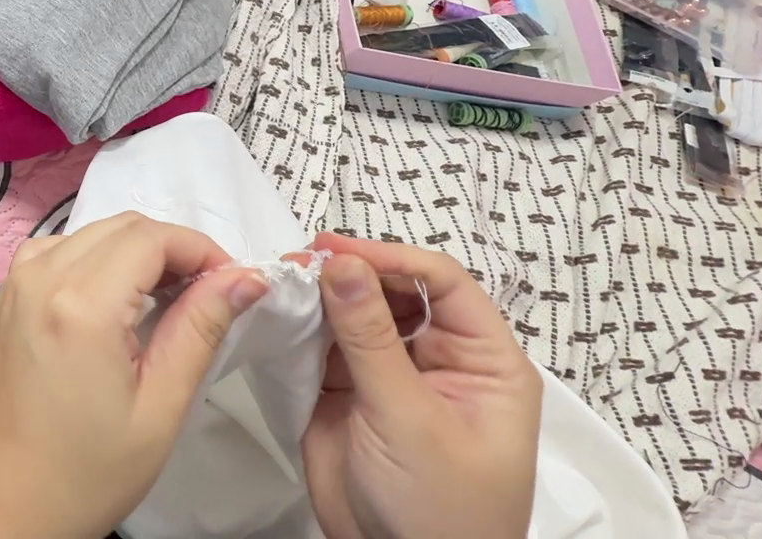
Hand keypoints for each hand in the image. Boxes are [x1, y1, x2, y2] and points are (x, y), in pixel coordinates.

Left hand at [0, 212, 267, 538]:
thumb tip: (245, 278)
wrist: (3, 498)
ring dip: (137, 250)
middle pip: (122, 227)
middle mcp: (42, 274)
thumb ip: (200, 329)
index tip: (233, 282)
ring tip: (170, 298)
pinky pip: (62, 246)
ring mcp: (18, 278)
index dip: (200, 249)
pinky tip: (118, 297)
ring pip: (93, 231)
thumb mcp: (159, 407)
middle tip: (208, 293)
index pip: (151, 237)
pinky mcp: (9, 291)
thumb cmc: (87, 470)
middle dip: (173, 248)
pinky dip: (99, 256)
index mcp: (81, 302)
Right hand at [301, 233, 540, 538]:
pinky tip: (279, 309)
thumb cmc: (436, 511)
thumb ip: (369, 337)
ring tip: (283, 279)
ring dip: (320, 291)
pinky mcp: (346, 383)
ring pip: (354, 307)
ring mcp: (389, 369)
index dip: (392, 258)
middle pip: (394, 287)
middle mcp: (437, 357)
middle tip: (300, 262)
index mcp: (482, 363)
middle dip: (350, 270)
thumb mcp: (407, 419)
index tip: (337, 250)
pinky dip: (301, 320)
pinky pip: (324, 336)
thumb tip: (340, 263)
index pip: (442, 283)